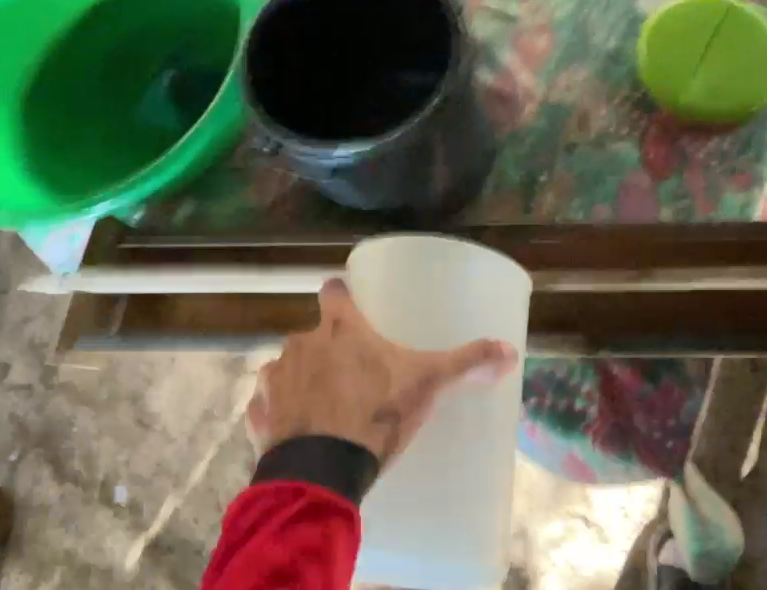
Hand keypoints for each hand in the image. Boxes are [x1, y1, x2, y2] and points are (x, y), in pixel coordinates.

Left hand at [247, 279, 518, 464]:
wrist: (322, 474)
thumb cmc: (375, 415)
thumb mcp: (428, 385)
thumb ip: (467, 363)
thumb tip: (510, 350)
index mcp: (339, 328)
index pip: (333, 291)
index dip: (341, 295)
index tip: (351, 304)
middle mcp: (301, 343)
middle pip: (312, 334)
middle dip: (326, 349)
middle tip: (350, 373)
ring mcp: (273, 379)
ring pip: (285, 369)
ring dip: (299, 380)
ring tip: (324, 408)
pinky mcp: (256, 417)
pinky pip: (265, 408)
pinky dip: (277, 416)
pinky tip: (294, 433)